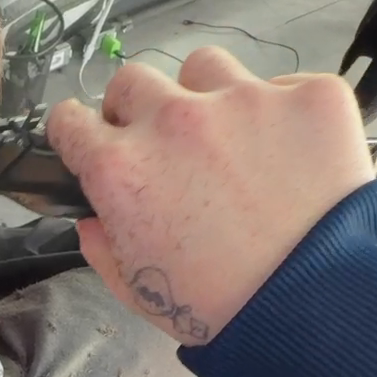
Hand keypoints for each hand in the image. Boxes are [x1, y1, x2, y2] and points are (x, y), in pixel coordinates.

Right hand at [46, 47, 374, 344]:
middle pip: (131, 81)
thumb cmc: (210, 308)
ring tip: (225, 140)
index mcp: (120, 170)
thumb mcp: (131, 287)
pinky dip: (273, 115)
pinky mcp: (308, 96)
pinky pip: (278, 86)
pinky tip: (285, 157)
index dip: (74, 133)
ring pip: (203, 68)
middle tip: (158, 147)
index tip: (87, 141)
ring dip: (201, 97)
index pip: (68, 120)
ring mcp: (244, 99)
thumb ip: (99, 243)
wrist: (308, 307)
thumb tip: (94, 216)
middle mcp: (173, 121)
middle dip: (134, 111)